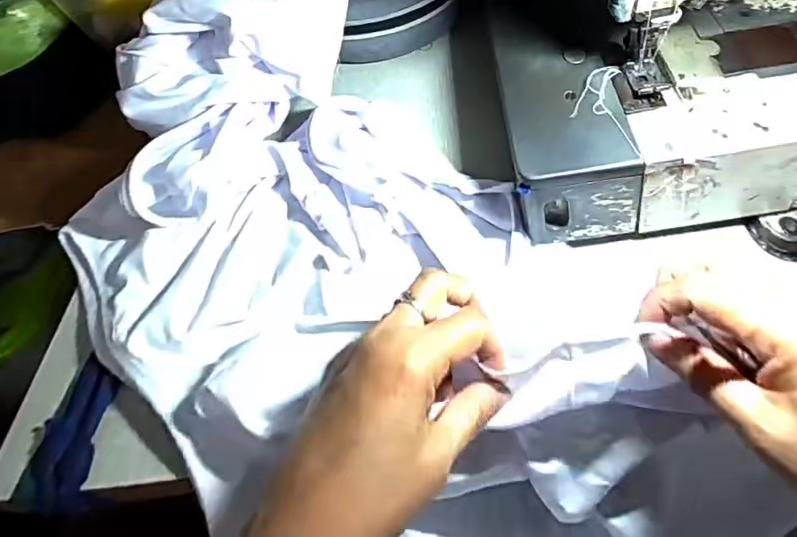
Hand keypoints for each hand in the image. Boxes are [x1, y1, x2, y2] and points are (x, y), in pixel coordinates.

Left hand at [250, 269, 509, 536]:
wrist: (300, 524)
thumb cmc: (375, 493)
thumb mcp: (436, 456)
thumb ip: (472, 409)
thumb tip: (495, 387)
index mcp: (409, 354)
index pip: (470, 320)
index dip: (493, 344)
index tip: (495, 379)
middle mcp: (382, 335)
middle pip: (433, 283)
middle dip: (466, 300)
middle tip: (478, 342)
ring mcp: (357, 344)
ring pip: (408, 303)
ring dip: (437, 319)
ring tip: (449, 369)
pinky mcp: (341, 361)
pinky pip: (386, 328)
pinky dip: (411, 336)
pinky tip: (417, 383)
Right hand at [639, 267, 796, 536]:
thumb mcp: (759, 425)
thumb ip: (703, 373)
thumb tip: (657, 339)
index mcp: (782, 322)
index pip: (706, 286)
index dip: (664, 300)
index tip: (638, 329)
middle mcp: (791, 305)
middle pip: (718, 273)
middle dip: (678, 295)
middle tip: (655, 336)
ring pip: (732, 286)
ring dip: (698, 307)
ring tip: (679, 345)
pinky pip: (749, 307)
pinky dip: (721, 320)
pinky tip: (713, 351)